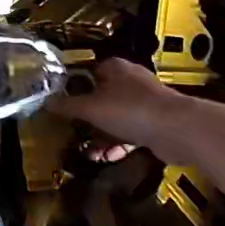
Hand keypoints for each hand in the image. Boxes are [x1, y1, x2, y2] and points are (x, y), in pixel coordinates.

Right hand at [48, 58, 224, 163]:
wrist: (178, 130)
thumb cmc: (131, 110)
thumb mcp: (91, 108)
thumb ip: (67, 106)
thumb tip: (47, 102)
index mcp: (114, 68)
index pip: (88, 72)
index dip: (74, 88)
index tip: (62, 104)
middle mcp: (130, 82)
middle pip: (100, 98)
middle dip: (87, 119)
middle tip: (75, 133)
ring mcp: (144, 103)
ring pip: (115, 119)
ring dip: (101, 137)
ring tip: (90, 154)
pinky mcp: (155, 124)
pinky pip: (130, 133)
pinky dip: (118, 144)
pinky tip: (109, 157)